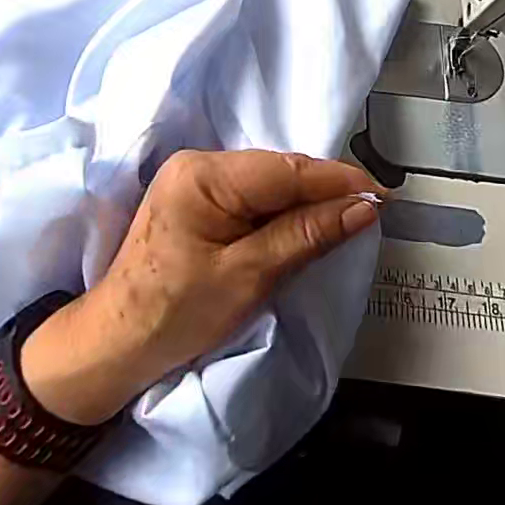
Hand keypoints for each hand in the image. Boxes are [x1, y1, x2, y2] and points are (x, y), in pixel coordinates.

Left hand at [20, 149, 382, 424]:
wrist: (120, 338)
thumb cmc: (174, 312)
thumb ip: (305, 235)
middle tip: (371, 213)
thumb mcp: (249, 275)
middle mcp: (193, 166)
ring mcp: (189, 182)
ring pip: (265, 184)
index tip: (383, 197)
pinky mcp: (191, 202)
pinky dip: (277, 213)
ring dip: (302, 204)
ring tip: (344, 223)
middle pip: (276, 171)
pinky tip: (300, 228)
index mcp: (201, 175)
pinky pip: (247, 198)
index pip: (286, 169)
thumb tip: (361, 207)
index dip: (339, 181)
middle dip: (323, 192)